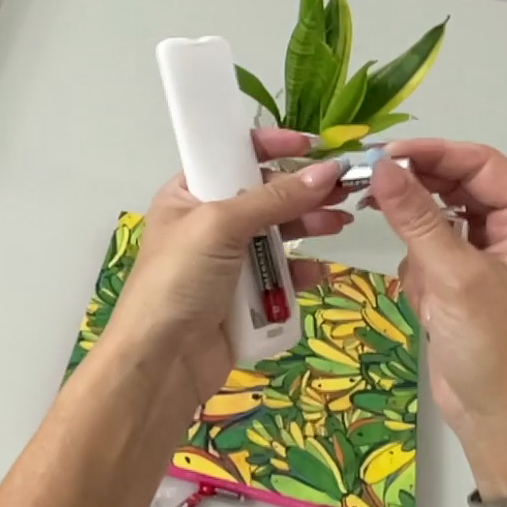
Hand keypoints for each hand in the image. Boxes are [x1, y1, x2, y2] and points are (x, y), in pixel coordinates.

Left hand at [101, 129, 349, 413]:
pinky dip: (301, 270)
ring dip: (308, 226)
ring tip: (340, 224)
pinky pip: (280, 275)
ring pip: (276, 234)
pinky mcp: (244, 296)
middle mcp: (207, 223)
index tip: (310, 146)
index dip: (270, 147)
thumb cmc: (178, 280)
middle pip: (263, 195)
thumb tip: (326, 170)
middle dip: (301, 191)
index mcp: (188, 195)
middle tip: (343, 188)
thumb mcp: (220, 226)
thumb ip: (273, 198)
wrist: (163, 361)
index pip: (232, 156)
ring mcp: (227, 261)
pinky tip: (320, 270)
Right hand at [367, 139, 506, 491]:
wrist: (500, 425)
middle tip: (367, 186)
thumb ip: (417, 217)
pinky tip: (421, 299)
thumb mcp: (454, 277)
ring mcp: (485, 261)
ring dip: (414, 233)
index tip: (384, 154)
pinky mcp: (460, 286)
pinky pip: (428, 254)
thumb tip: (381, 166)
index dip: (434, 153)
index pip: (482, 166)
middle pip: (457, 188)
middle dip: (416, 190)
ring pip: (438, 221)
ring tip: (387, 240)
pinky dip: (416, 269)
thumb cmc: (494, 349)